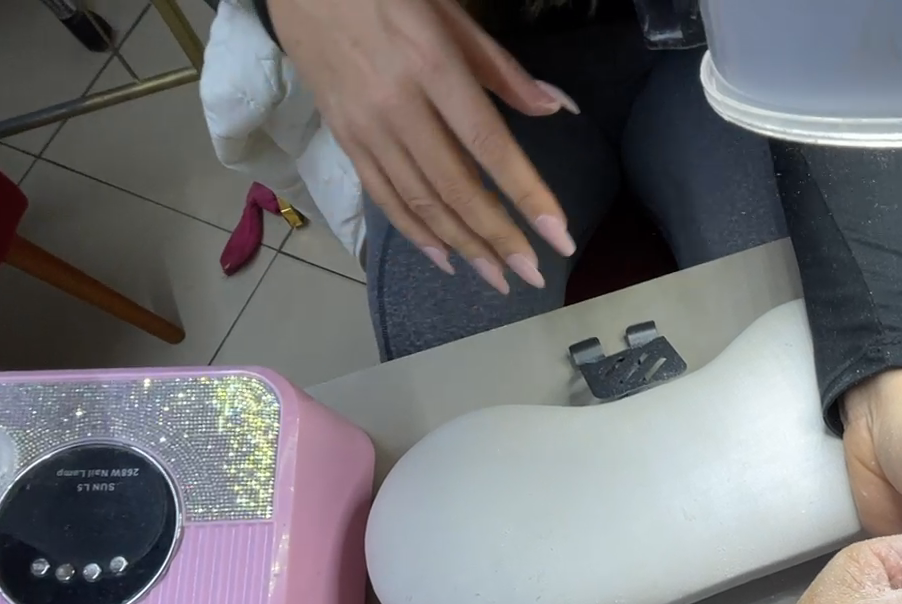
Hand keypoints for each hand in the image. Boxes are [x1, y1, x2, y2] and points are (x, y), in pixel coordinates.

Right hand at [268, 0, 577, 293]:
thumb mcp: (448, 10)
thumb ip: (502, 68)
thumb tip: (558, 109)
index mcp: (430, 64)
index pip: (489, 145)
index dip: (527, 196)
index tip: (559, 237)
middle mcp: (396, 104)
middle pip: (455, 187)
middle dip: (499, 239)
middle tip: (533, 277)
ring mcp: (364, 125)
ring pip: (420, 201)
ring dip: (465, 247)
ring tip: (499, 279)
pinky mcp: (343, 136)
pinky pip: (383, 196)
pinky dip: (417, 233)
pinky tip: (447, 259)